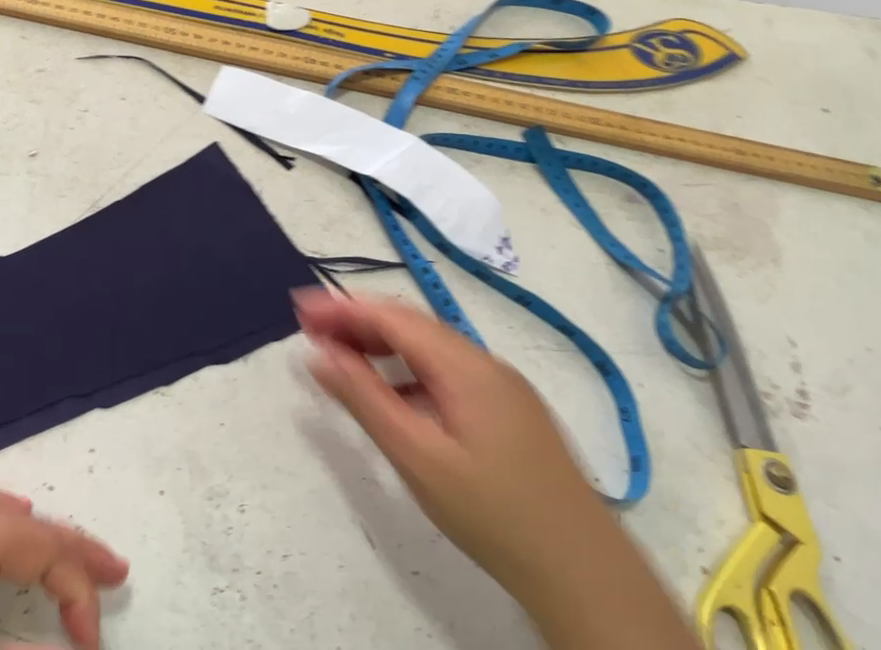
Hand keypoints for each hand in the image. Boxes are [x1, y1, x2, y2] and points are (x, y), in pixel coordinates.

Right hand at [292, 288, 610, 590]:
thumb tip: (318, 355)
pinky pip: (447, 373)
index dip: (342, 308)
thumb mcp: (416, 455)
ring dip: (380, 344)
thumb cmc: (491, 512)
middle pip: (412, 327)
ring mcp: (504, 389)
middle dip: (357, 321)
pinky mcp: (509, 413)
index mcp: (467, 368)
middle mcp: (488, 366)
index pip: (394, 318)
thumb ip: (364, 399)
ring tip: (337, 356)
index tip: (297, 308)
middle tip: (307, 330)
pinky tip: (388, 393)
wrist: (583, 572)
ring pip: (430, 349)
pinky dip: (406, 369)